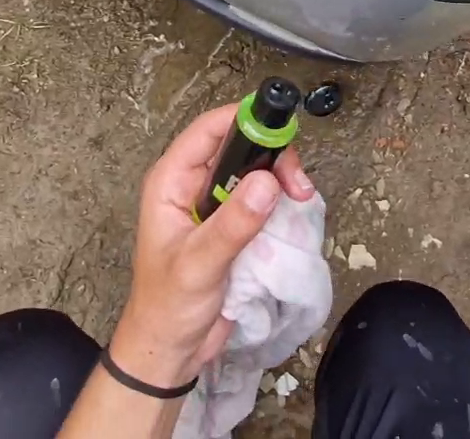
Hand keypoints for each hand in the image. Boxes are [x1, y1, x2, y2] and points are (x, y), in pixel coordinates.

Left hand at [106, 103, 315, 387]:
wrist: (171, 350)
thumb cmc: (168, 306)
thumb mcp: (199, 265)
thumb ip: (232, 224)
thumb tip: (267, 181)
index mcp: (172, 180)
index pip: (209, 130)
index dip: (244, 119)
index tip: (280, 129)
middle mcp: (194, 182)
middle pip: (240, 144)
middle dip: (272, 153)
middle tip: (296, 181)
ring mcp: (216, 201)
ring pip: (256, 168)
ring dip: (281, 177)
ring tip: (301, 197)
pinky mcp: (235, 221)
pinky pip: (263, 195)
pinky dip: (282, 198)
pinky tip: (295, 211)